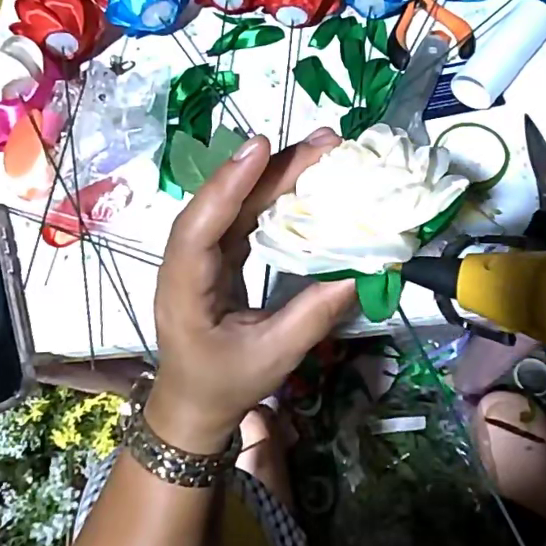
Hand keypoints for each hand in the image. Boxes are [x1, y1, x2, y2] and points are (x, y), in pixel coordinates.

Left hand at [143, 129, 356, 453]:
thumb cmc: (226, 383)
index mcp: (185, 289)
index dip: (228, 185)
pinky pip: (246, 214)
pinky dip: (274, 193)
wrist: (194, 403)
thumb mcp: (274, 356)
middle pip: (226, 203)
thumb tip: (360, 273)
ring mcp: (204, 254)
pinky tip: (302, 178)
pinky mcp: (221, 253)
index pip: (199, 228)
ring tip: (321, 149)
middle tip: (323, 142)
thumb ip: (314, 315)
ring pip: (237, 202)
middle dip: (271, 168)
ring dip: (277, 173)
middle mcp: (188, 261)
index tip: (260, 147)